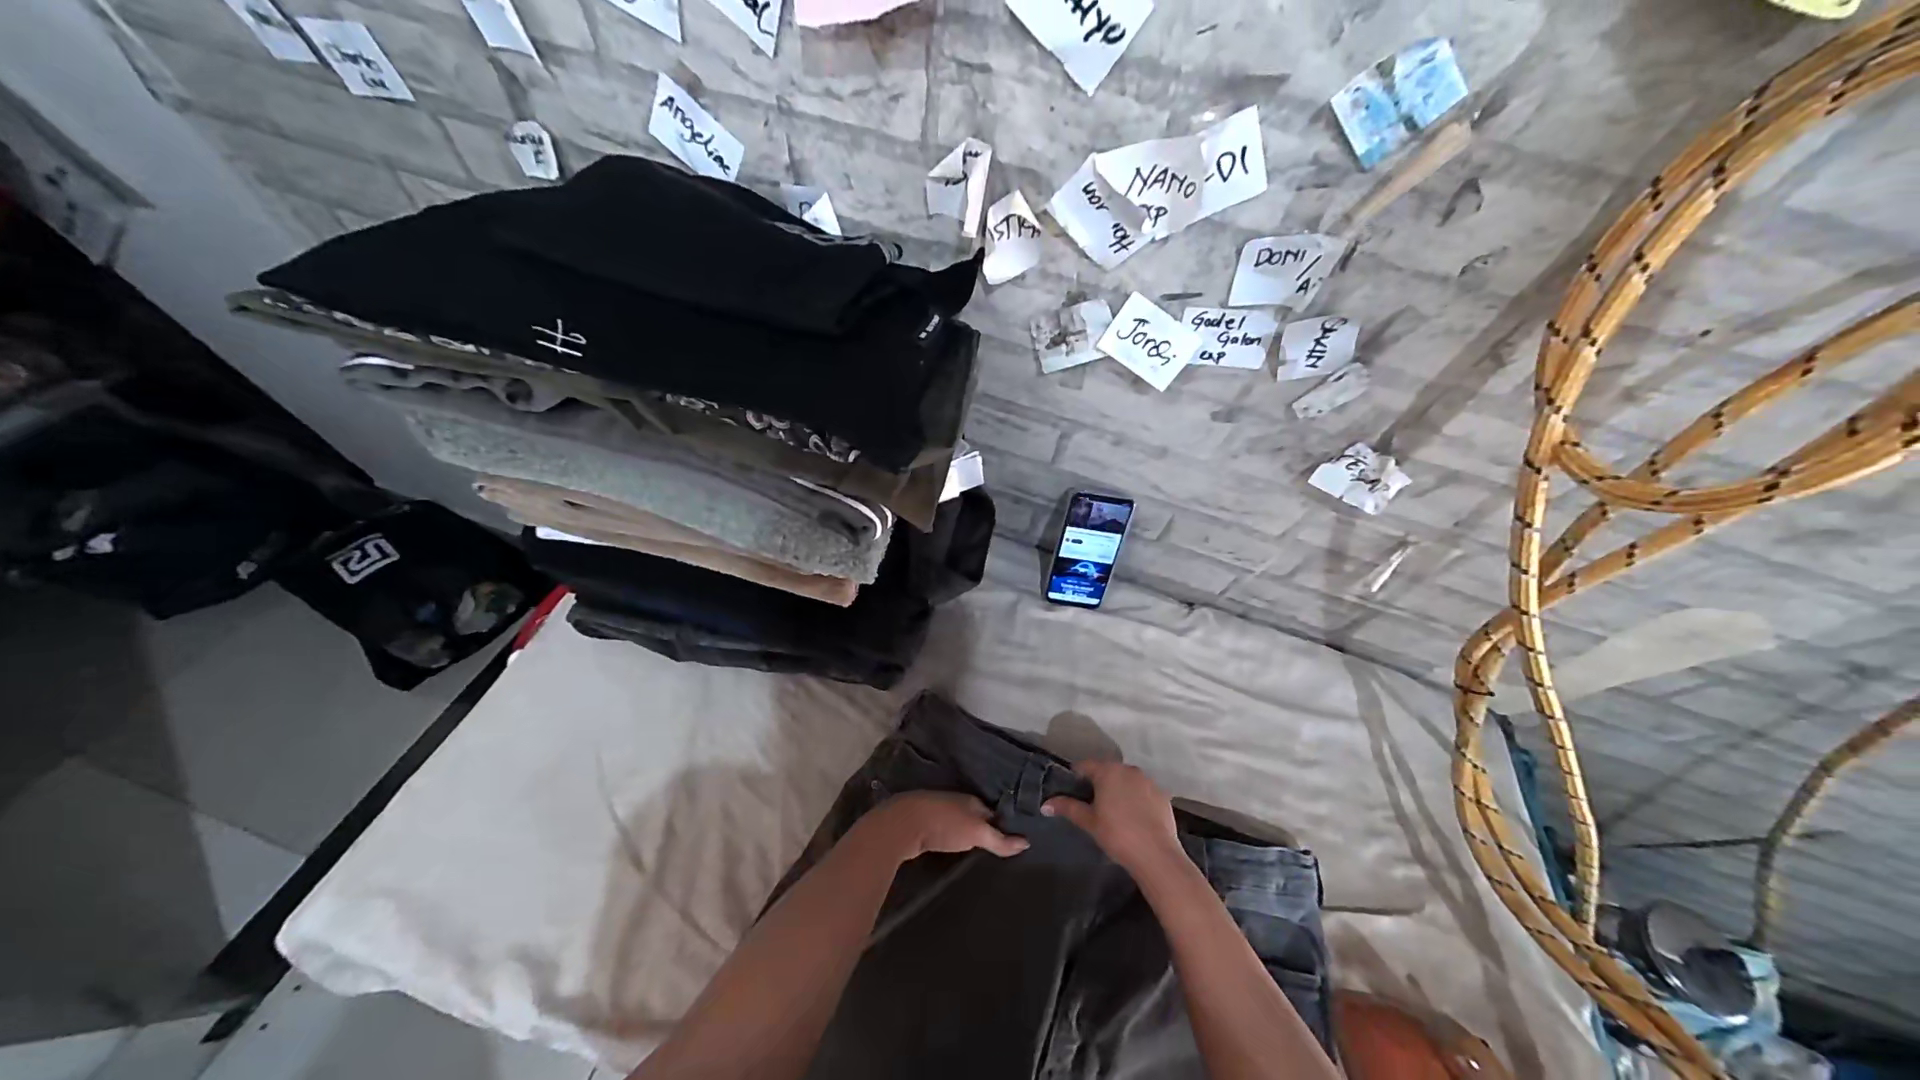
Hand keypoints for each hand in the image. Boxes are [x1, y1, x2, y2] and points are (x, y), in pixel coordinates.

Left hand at [855, 791, 1029, 861]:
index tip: (1015, 837)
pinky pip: (945, 830)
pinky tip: (954, 848)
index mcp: (972, 800)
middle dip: (986, 828)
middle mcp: (956, 802)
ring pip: (959, 822)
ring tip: (979, 849)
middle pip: (976, 816)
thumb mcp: (977, 833)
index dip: (1004, 824)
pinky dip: (952, 838)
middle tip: (1000, 846)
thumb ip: (1000, 840)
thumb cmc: (944, 824)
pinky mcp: (923, 824)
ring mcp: (938, 811)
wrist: (903, 824)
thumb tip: (1027, 842)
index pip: (994, 812)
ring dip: (967, 833)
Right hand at [1042, 761, 1182, 874]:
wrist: (1156, 855)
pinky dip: (1136, 798)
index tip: (1071, 789)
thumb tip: (1045, 804)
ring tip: (1113, 810)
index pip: (1085, 765)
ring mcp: (1148, 781)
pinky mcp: (1163, 794)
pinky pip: (1143, 791)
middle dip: (1098, 782)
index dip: (1076, 776)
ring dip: (1118, 789)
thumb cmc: (1117, 834)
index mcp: (1108, 771)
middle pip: (1108, 770)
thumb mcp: (1088, 821)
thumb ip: (1067, 808)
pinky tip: (1134, 817)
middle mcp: (1129, 769)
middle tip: (1091, 803)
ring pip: (1127, 780)